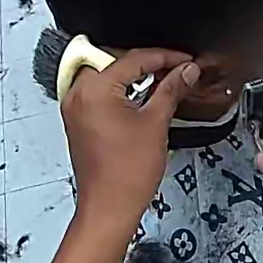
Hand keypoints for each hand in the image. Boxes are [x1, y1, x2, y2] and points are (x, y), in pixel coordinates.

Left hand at [61, 49, 197, 229]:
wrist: (110, 206)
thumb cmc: (126, 173)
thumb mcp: (156, 123)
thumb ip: (171, 90)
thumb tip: (186, 71)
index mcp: (94, 89)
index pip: (133, 58)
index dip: (165, 57)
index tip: (186, 60)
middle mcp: (78, 94)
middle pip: (115, 60)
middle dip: (147, 62)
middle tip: (176, 67)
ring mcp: (76, 108)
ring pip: (106, 75)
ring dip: (134, 74)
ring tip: (163, 80)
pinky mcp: (79, 121)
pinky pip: (99, 93)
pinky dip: (121, 90)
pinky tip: (142, 96)